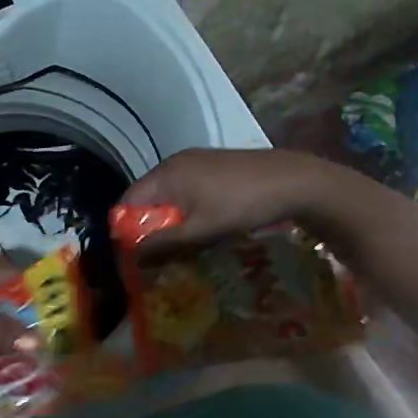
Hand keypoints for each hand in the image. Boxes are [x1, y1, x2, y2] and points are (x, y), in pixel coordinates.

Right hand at [119, 148, 342, 249]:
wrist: (293, 180)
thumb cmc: (241, 205)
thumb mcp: (201, 230)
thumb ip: (164, 242)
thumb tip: (134, 256)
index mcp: (166, 174)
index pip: (127, 200)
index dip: (124, 229)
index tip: (132, 255)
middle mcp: (174, 163)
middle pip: (146, 197)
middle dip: (147, 227)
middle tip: (156, 255)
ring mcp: (194, 161)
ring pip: (166, 194)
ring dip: (167, 220)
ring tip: (179, 245)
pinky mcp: (211, 164)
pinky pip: (184, 189)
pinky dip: (183, 209)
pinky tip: (200, 226)